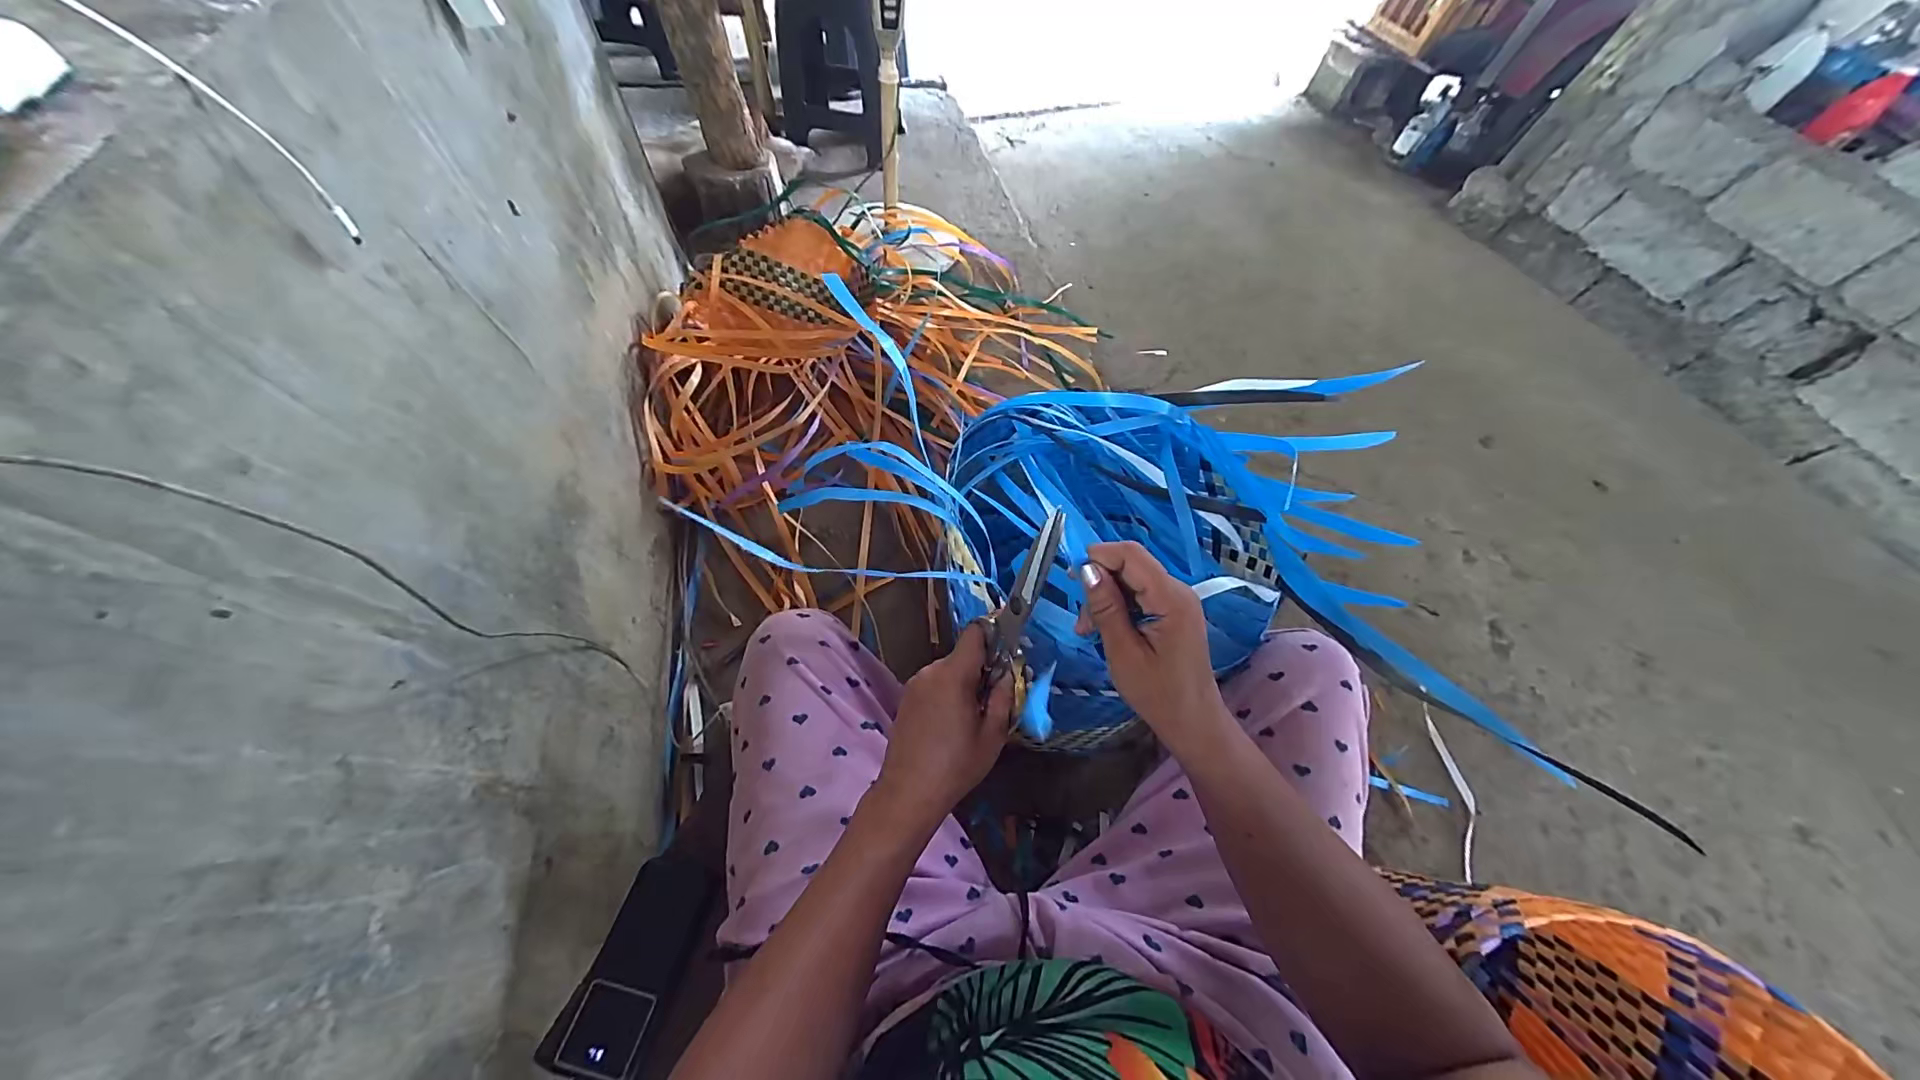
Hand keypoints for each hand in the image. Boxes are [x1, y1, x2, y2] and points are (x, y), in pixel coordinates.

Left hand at [874, 621, 1012, 828]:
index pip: (975, 634)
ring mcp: (914, 685)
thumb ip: (1003, 697)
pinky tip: (949, 727)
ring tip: (970, 720)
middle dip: (980, 671)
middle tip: (992, 701)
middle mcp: (930, 671)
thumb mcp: (992, 735)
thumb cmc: (956, 765)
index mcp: (953, 674)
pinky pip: (933, 686)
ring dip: (962, 685)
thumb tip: (1007, 674)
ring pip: (948, 673)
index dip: (993, 637)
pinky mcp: (905, 699)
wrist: (908, 792)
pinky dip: (946, 696)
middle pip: (962, 657)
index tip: (1006, 656)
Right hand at [1074, 541, 1231, 756]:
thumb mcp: (1123, 652)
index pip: (1131, 555)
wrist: (1193, 722)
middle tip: (1082, 619)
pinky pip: (1140, 595)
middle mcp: (1178, 591)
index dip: (1098, 556)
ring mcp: (1178, 600)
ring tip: (1089, 631)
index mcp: (1171, 599)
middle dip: (1099, 582)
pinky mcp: (1173, 611)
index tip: (1071, 578)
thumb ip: (1106, 608)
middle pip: (1131, 565)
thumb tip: (1086, 569)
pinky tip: (1106, 629)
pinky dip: (1118, 606)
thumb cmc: (1158, 694)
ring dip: (1105, 597)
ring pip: (1131, 580)